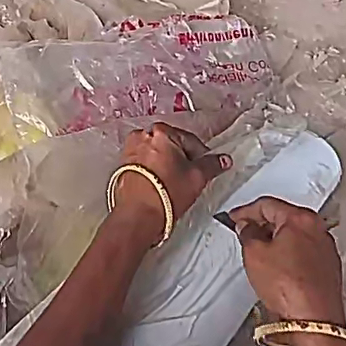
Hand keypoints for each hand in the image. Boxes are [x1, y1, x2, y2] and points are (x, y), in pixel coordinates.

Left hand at [114, 122, 230, 229]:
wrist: (137, 214)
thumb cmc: (165, 193)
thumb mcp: (197, 177)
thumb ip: (212, 164)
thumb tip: (222, 160)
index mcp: (161, 131)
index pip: (190, 140)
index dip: (202, 155)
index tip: (206, 166)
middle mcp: (142, 136)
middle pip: (171, 145)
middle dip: (183, 159)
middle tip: (192, 176)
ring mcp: (130, 150)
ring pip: (157, 155)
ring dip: (167, 165)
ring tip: (175, 183)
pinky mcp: (122, 165)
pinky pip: (145, 164)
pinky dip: (154, 171)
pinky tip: (161, 185)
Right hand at [228, 197, 345, 325]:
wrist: (313, 321)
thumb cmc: (290, 288)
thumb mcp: (254, 253)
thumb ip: (247, 232)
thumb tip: (247, 228)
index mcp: (301, 219)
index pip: (267, 204)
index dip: (246, 210)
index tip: (236, 216)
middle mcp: (318, 230)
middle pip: (284, 216)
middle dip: (261, 222)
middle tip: (244, 230)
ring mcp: (326, 249)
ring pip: (295, 234)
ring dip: (275, 238)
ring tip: (258, 251)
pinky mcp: (328, 267)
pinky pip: (303, 250)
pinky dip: (288, 252)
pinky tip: (276, 266)